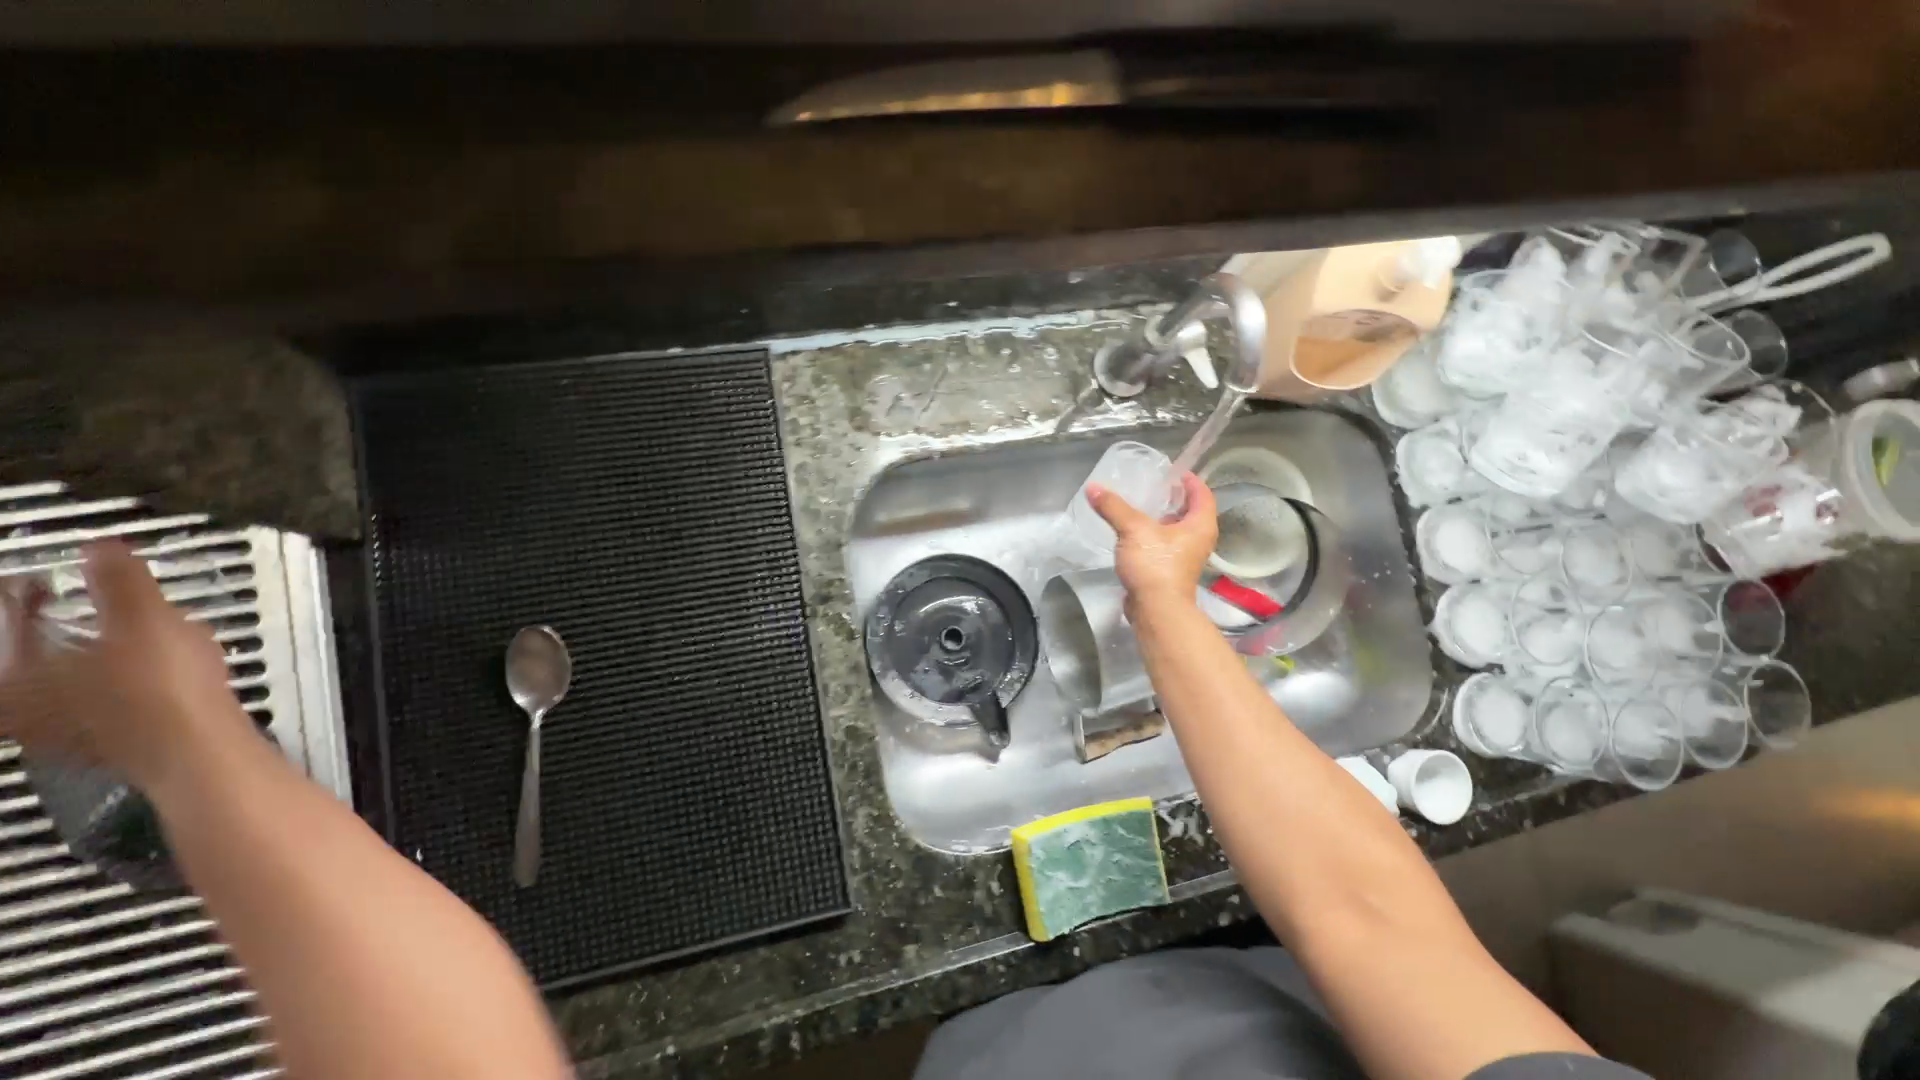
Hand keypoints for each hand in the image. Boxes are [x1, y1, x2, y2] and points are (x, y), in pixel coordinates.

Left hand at [0, 543, 253, 793]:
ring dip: (77, 659)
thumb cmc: (158, 683)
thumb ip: (117, 579)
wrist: (197, 749)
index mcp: (11, 673)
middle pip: (25, 655)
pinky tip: (133, 675)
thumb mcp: (144, 617)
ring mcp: (58, 733)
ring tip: (110, 638)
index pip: (7, 616)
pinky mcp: (98, 747)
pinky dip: (102, 685)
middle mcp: (19, 708)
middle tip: (70, 606)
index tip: (43, 575)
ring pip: (57, 683)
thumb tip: (99, 545)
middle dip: (48, 630)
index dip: (24, 590)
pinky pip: (88, 704)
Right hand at [1086, 472, 1217, 604]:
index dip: (1190, 481)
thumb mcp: (1133, 529)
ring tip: (1141, 508)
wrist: (1156, 610)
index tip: (1174, 472)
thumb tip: (1093, 488)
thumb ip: (1114, 507)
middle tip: (1154, 487)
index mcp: (1200, 525)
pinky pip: (1165, 546)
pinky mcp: (1171, 571)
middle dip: (1174, 499)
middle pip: (1191, 512)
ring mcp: (1186, 558)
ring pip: (1177, 531)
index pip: (1203, 494)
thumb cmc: (1155, 565)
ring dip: (1162, 519)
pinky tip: (1134, 534)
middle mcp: (1199, 540)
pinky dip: (1154, 536)